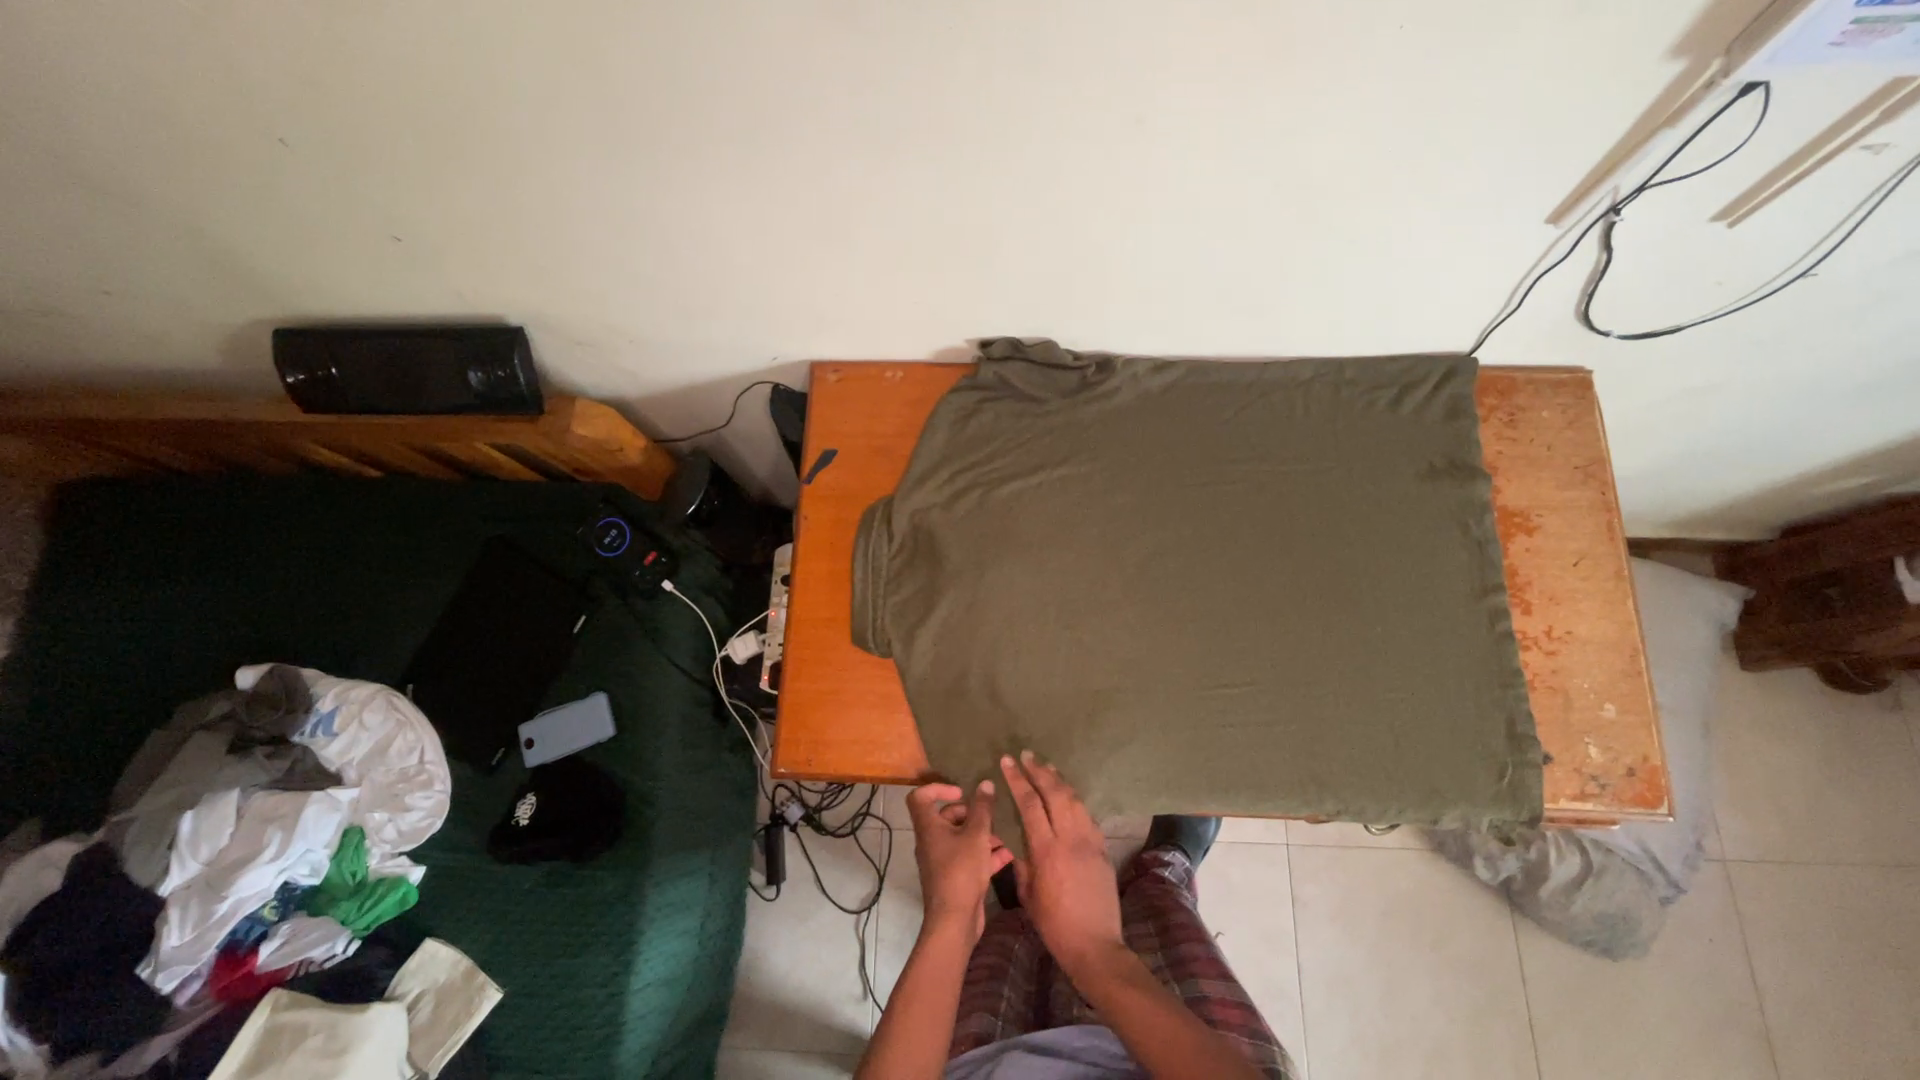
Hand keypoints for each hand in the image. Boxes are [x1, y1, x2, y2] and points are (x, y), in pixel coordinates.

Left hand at [906, 780, 1012, 941]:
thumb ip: (983, 808)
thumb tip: (985, 784)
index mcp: (929, 827)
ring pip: (961, 838)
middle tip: (990, 816)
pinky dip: (986, 854)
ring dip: (982, 834)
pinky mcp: (955, 877)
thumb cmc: (961, 870)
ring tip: (1005, 835)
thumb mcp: (976, 835)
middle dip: (971, 814)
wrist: (955, 919)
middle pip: (946, 817)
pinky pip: (969, 858)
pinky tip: (1008, 854)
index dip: (938, 789)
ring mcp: (942, 860)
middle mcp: (932, 841)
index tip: (961, 792)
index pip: (920, 797)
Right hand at [999, 751, 1126, 980]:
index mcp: (1046, 850)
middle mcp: (1070, 838)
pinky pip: (1087, 816)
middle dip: (1039, 771)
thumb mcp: (1027, 895)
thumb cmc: (1054, 924)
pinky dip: (1074, 800)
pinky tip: (1067, 795)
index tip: (1008, 762)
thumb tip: (1016, 841)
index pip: (1029, 804)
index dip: (1018, 780)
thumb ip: (1022, 863)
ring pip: (1074, 799)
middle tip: (1027, 755)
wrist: (1095, 945)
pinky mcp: (1102, 849)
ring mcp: (1090, 842)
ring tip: (1046, 767)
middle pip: (1055, 793)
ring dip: (1059, 780)